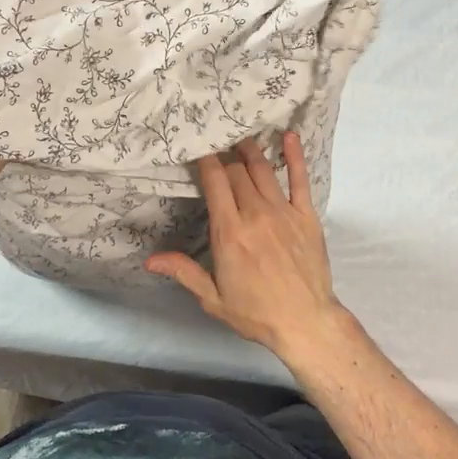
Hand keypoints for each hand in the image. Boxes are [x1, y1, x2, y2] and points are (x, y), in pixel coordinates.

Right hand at [146, 133, 350, 356]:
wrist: (305, 322)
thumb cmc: (256, 313)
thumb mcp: (213, 298)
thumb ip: (184, 272)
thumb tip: (150, 260)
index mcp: (229, 232)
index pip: (215, 182)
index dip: (205, 161)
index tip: (199, 149)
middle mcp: (255, 214)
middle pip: (237, 171)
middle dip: (225, 155)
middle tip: (218, 145)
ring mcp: (284, 212)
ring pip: (263, 170)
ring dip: (251, 150)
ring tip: (242, 138)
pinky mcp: (307, 216)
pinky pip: (300, 179)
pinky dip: (294, 155)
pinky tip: (290, 136)